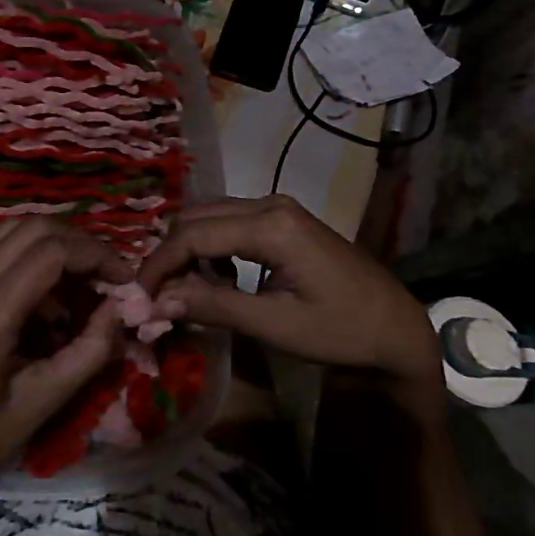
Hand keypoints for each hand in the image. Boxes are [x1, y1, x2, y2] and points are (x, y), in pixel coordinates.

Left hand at [0, 219, 131, 524]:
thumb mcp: (41, 404)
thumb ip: (88, 352)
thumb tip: (119, 308)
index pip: (51, 253)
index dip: (96, 255)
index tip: (123, 280)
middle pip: (32, 229)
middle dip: (79, 243)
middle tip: (104, 277)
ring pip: (7, 227)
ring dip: (49, 240)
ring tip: (73, 277)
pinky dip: (15, 243)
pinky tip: (31, 275)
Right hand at [139, 195, 443, 394]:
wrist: (397, 327)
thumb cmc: (341, 331)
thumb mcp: (276, 325)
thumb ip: (215, 307)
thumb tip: (158, 302)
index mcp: (271, 226)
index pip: (193, 235)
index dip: (160, 264)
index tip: (138, 296)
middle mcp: (271, 204)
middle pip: (197, 217)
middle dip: (170, 254)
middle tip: (155, 295)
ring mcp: (279, 208)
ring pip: (211, 215)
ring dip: (189, 249)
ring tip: (183, 290)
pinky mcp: (283, 219)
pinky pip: (230, 222)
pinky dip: (211, 247)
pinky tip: (217, 278)